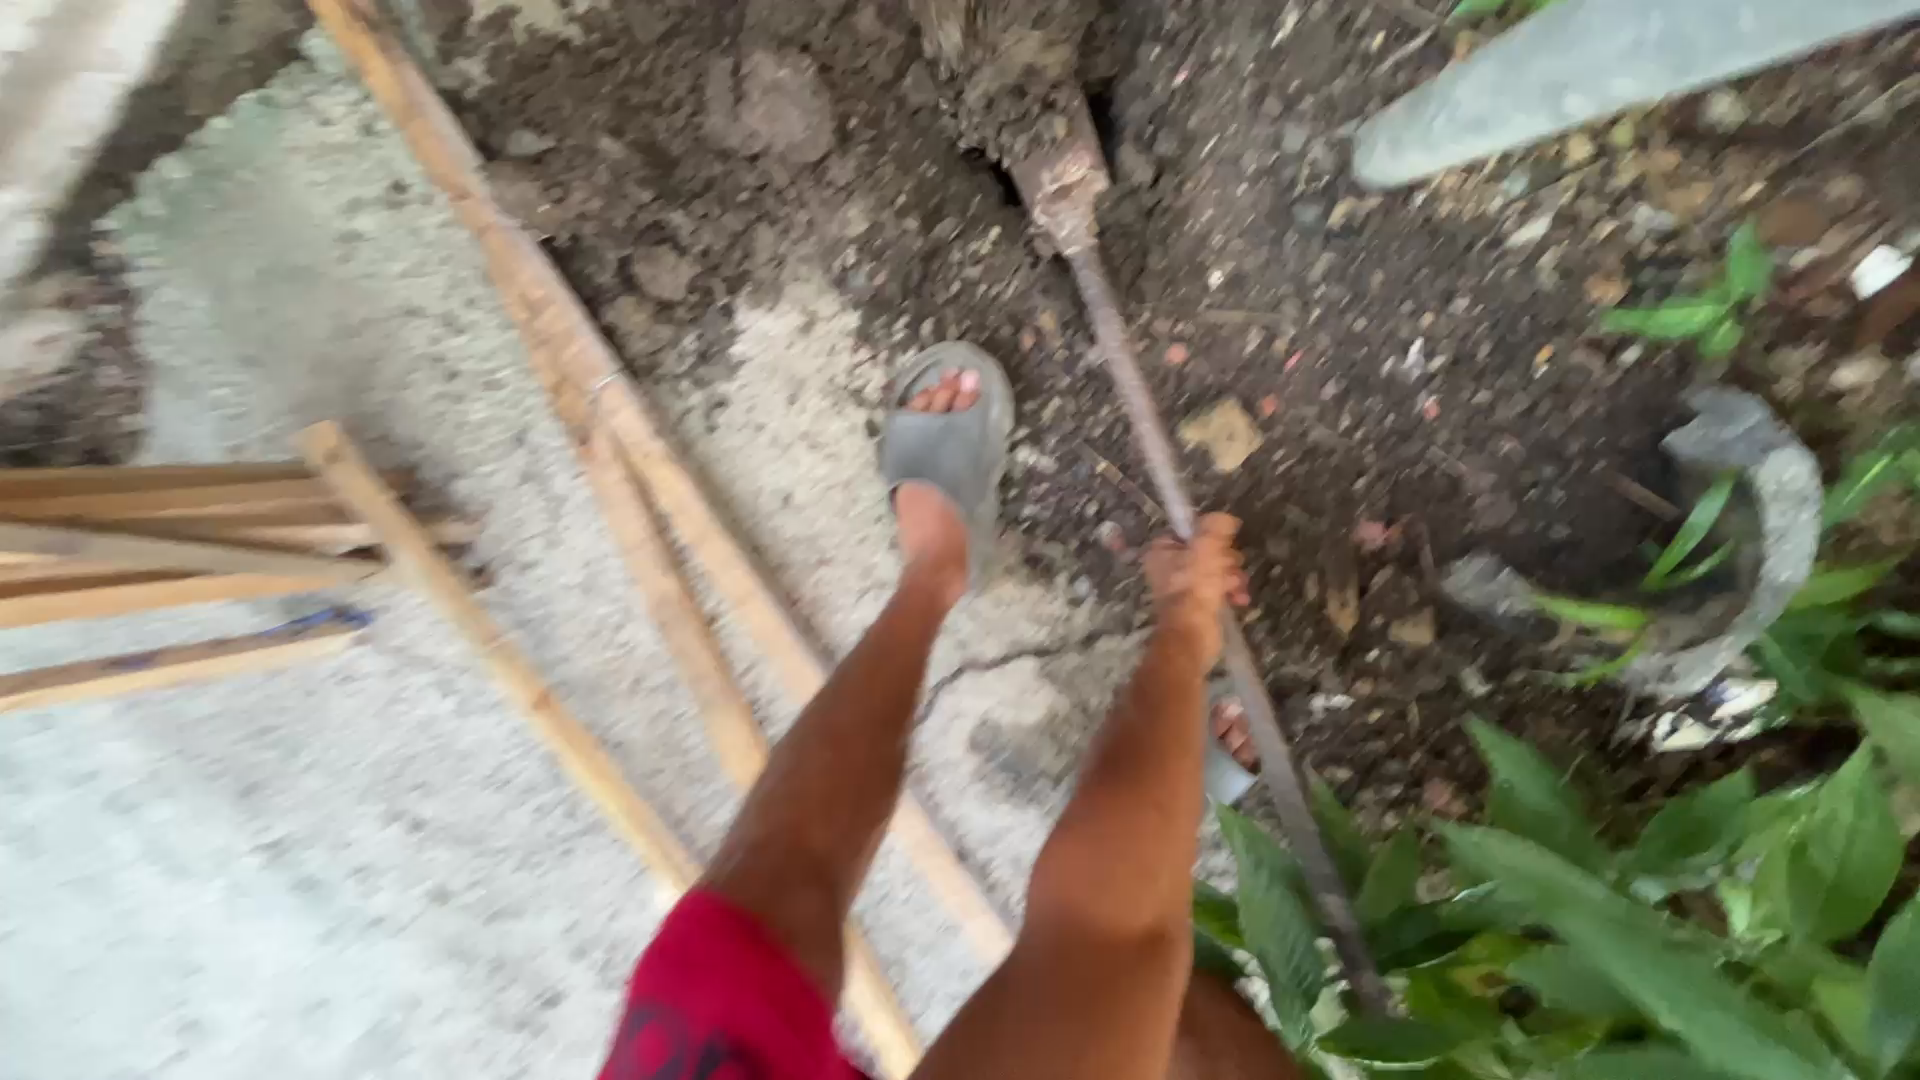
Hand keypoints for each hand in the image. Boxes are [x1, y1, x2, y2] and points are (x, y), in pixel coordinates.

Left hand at [1143, 513, 1248, 665]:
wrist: (1192, 633)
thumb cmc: (1194, 586)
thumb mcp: (1205, 547)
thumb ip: (1215, 527)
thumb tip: (1226, 518)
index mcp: (1160, 551)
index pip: (1187, 531)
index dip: (1209, 535)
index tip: (1224, 542)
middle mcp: (1166, 568)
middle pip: (1204, 551)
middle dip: (1225, 558)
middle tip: (1230, 567)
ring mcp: (1181, 588)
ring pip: (1214, 570)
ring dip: (1231, 575)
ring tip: (1236, 586)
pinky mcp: (1195, 605)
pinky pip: (1217, 589)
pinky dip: (1230, 592)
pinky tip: (1239, 599)